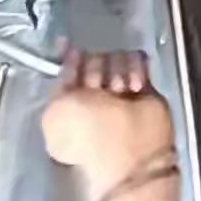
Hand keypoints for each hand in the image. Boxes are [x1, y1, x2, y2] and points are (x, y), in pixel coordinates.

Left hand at [41, 49, 175, 200]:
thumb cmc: (88, 135)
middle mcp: (94, 94)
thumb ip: (60, 82)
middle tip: (101, 87)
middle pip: (96, 57)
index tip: (73, 51)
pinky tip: (136, 86)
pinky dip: (137, 68)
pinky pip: (138, 58)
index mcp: (69, 103)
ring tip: (122, 91)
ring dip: (119, 70)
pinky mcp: (144, 84)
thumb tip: (70, 56)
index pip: (71, 67)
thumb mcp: (56, 112)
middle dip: (97, 68)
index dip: (72, 60)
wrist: (130, 149)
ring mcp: (120, 88)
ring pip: (118, 55)